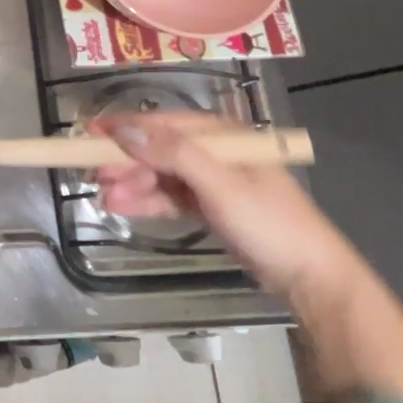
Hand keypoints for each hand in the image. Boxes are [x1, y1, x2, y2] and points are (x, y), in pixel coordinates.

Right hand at [89, 112, 360, 299]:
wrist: (312, 279)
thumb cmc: (270, 224)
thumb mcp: (220, 185)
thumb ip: (173, 154)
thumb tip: (124, 129)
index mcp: (223, 137)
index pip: (165, 123)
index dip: (127, 127)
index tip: (90, 134)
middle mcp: (215, 153)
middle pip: (159, 149)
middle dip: (125, 161)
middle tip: (93, 175)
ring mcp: (213, 182)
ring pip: (161, 175)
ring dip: (132, 184)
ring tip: (103, 199)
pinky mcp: (211, 208)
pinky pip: (169, 197)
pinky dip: (146, 202)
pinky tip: (123, 208)